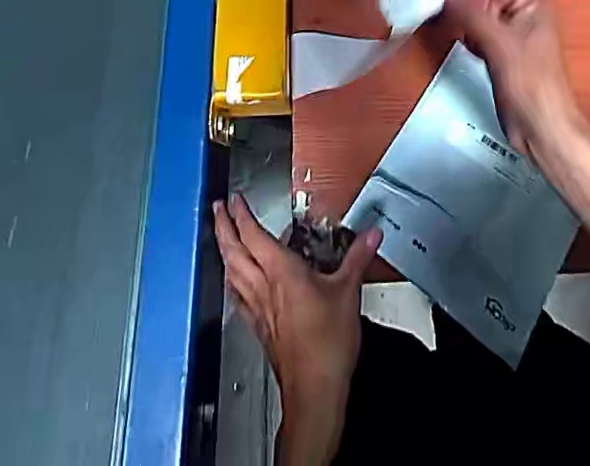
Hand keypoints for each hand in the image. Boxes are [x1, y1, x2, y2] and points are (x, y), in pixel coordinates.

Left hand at [213, 196, 378, 461]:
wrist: (315, 389)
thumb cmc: (327, 344)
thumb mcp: (348, 292)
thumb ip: (357, 257)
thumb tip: (371, 235)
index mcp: (282, 272)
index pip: (253, 235)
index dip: (241, 215)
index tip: (234, 200)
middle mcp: (264, 288)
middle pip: (234, 251)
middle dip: (223, 227)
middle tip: (218, 210)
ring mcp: (258, 309)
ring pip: (232, 273)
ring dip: (225, 251)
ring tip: (223, 239)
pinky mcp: (260, 328)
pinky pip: (239, 296)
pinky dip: (233, 281)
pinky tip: (236, 282)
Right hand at [441, 0, 581, 157]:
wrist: (540, 127)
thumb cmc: (536, 89)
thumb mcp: (498, 41)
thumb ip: (470, 11)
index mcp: (532, 4)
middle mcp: (523, 16)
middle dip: (462, 6)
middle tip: (441, 11)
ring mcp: (512, 36)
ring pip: (477, 17)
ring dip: (462, 23)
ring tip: (454, 29)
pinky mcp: (500, 54)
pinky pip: (477, 35)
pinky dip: (467, 38)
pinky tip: (465, 45)